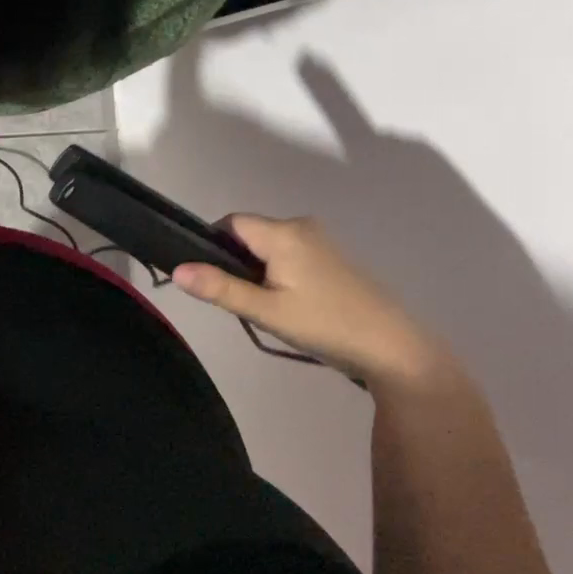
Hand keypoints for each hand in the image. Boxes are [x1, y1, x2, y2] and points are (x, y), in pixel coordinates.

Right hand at [173, 216, 456, 390]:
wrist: (397, 351)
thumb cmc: (327, 325)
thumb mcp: (266, 311)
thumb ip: (220, 288)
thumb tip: (175, 270)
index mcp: (283, 232)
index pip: (230, 223)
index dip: (212, 245)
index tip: (212, 279)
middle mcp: (301, 226)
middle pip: (249, 234)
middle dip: (236, 262)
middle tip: (241, 301)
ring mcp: (322, 241)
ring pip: (269, 246)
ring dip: (258, 270)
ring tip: (266, 308)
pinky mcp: (334, 259)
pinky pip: (290, 255)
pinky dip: (279, 273)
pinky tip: (291, 306)